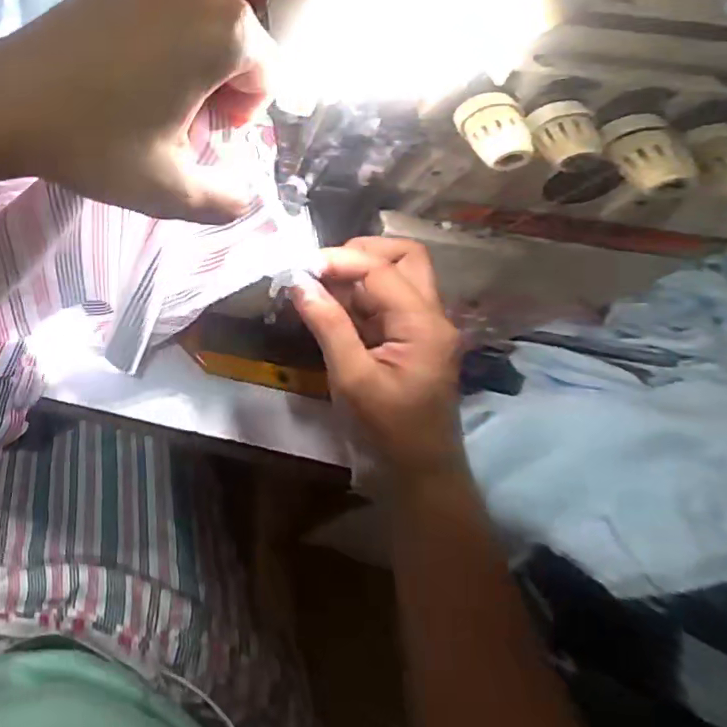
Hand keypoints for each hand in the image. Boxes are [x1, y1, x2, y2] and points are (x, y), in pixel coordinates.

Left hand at [0, 0, 277, 223]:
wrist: (2, 101)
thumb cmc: (94, 143)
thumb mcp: (165, 188)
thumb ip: (221, 201)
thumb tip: (245, 202)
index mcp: (227, 32)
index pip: (265, 75)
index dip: (241, 117)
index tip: (197, 141)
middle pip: (230, 48)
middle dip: (212, 89)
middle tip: (167, 128)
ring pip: (189, 29)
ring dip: (180, 66)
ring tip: (136, 103)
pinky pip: (148, 17)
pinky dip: (144, 45)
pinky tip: (104, 78)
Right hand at [286, 238, 465, 480]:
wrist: (418, 474)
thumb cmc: (387, 430)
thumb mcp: (351, 378)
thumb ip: (328, 324)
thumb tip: (298, 282)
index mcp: (423, 324)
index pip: (380, 269)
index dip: (337, 261)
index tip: (297, 269)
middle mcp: (430, 316)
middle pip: (403, 257)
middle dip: (357, 252)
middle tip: (316, 269)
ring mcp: (420, 326)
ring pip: (394, 274)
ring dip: (353, 272)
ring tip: (314, 286)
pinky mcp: (406, 338)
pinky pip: (382, 299)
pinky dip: (353, 294)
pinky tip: (324, 306)